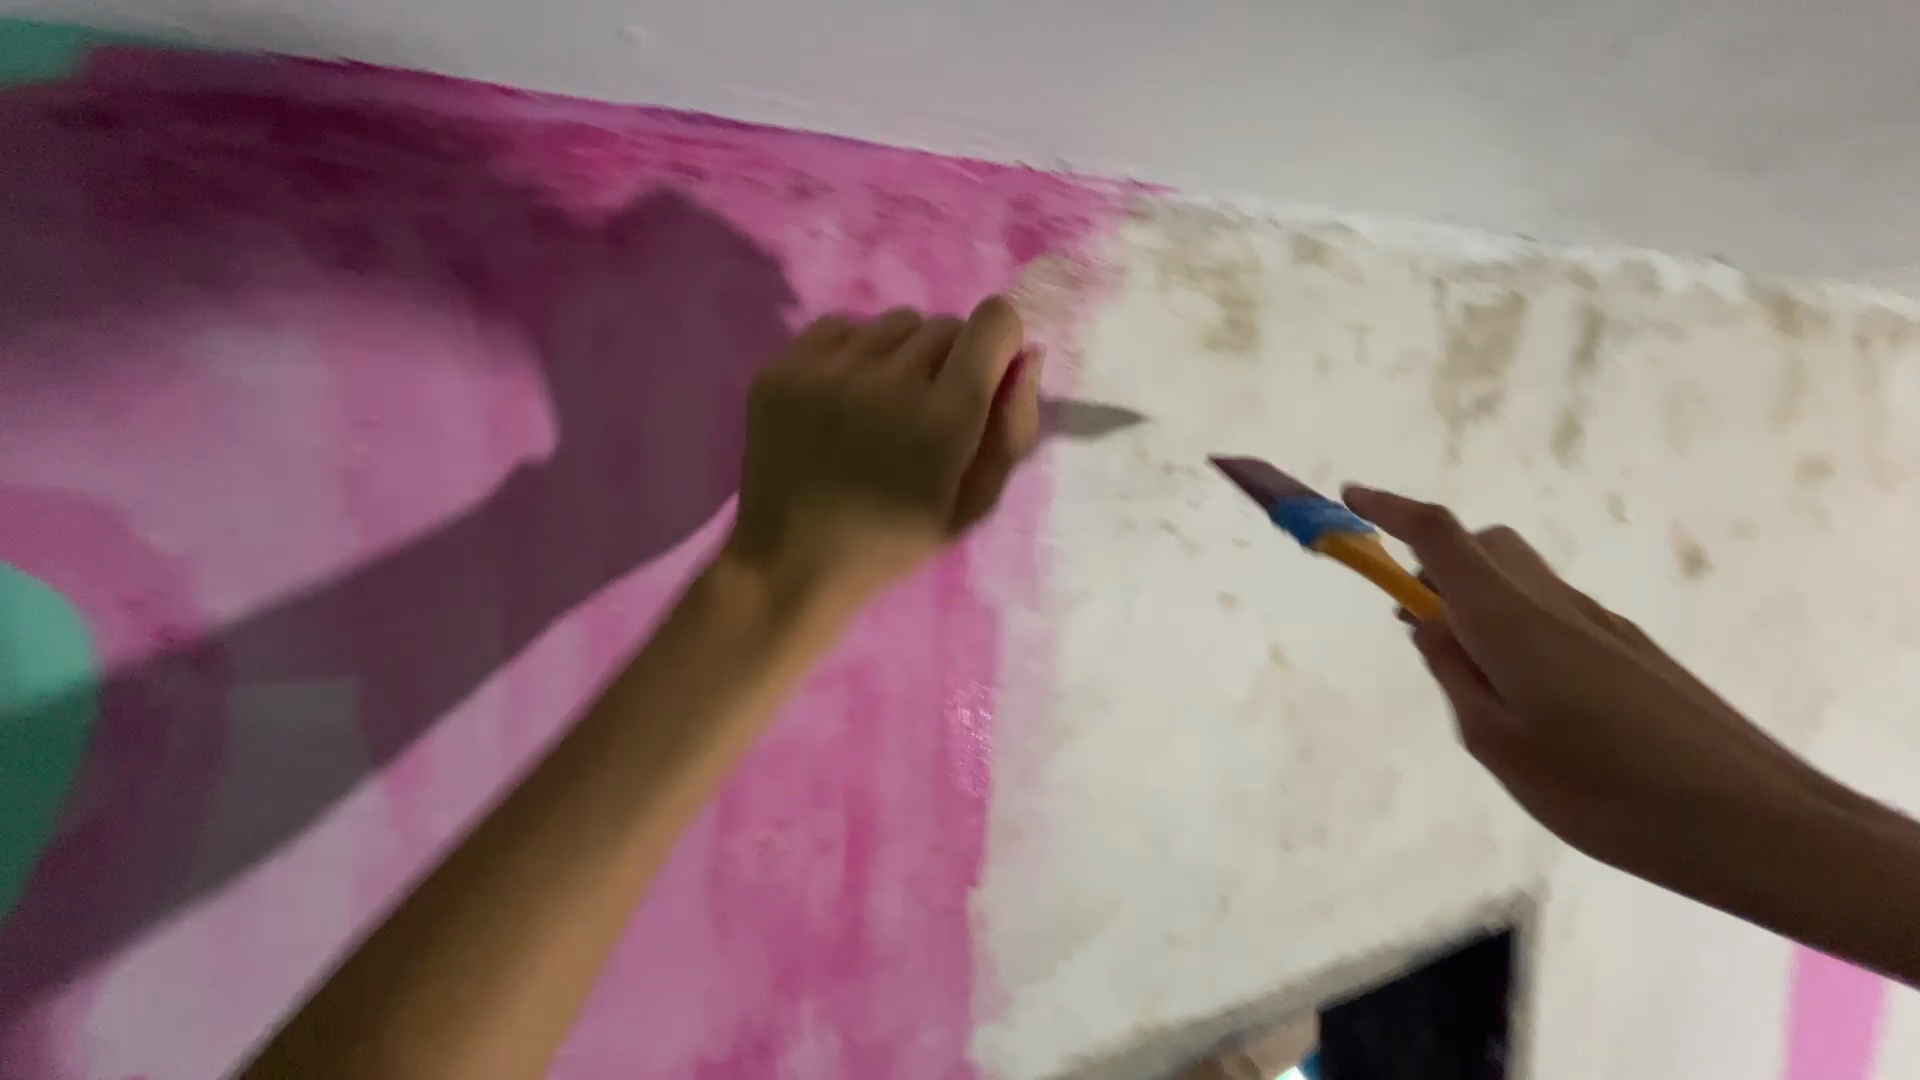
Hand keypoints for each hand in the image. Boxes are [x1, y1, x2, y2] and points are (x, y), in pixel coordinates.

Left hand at [725, 297, 1038, 605]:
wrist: (794, 560)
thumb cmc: (895, 541)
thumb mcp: (974, 504)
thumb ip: (1012, 429)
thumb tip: (1027, 355)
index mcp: (944, 417)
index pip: (994, 321)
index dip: (998, 344)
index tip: (985, 376)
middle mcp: (888, 378)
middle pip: (944, 325)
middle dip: (951, 358)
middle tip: (928, 411)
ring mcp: (829, 369)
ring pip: (894, 323)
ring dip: (902, 353)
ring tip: (882, 405)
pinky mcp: (785, 367)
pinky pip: (841, 327)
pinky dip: (854, 352)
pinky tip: (844, 398)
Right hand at [1342, 487, 1849, 891]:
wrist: (1761, 826)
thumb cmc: (1604, 791)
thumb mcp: (1495, 742)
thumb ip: (1453, 673)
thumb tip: (1428, 624)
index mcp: (1509, 620)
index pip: (1439, 536)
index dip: (1389, 509)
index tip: (1349, 499)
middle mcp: (1553, 603)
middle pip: (1483, 545)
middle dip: (1435, 564)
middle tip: (1419, 623)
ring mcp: (1598, 623)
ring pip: (1518, 577)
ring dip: (1475, 598)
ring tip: (1472, 674)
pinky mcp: (1627, 648)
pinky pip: (1550, 611)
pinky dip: (1514, 625)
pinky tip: (1530, 697)